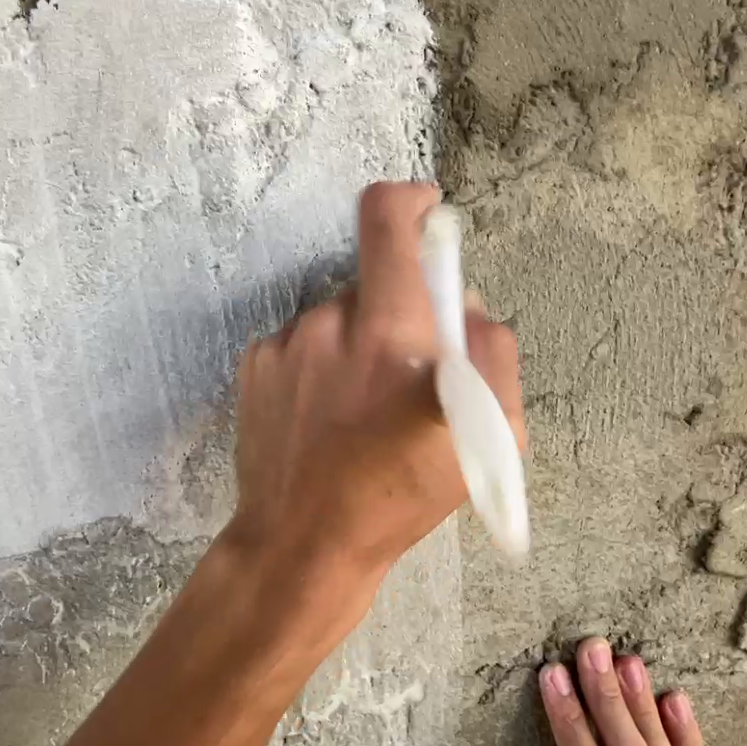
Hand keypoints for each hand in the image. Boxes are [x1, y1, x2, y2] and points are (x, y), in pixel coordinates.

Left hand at [217, 182, 522, 640]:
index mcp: (390, 332)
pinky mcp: (255, 365)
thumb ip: (491, 352)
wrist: (302, 543)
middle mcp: (329, 323)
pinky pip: (303, 345)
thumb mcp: (487, 436)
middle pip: (374, 284)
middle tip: (405, 371)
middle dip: (399, 313)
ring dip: (357, 346)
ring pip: (338, 319)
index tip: (427, 213)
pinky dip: (321, 367)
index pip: (387, 220)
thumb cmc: (400, 496)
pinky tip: (323, 418)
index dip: (410, 202)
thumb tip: (465, 304)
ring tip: (359, 413)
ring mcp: (286, 343)